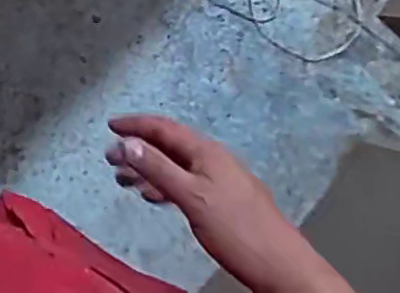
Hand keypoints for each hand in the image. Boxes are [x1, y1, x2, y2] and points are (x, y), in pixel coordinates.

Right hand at [106, 115, 351, 292]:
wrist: (289, 275)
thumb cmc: (239, 231)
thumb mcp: (192, 198)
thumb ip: (157, 168)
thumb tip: (126, 142)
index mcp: (206, 151)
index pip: (163, 127)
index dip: (134, 124)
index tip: (110, 126)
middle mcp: (214, 159)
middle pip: (168, 145)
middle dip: (138, 148)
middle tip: (111, 157)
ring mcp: (222, 181)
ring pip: (176, 166)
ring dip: (149, 169)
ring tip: (125, 179)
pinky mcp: (227, 202)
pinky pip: (186, 183)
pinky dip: (166, 185)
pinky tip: (156, 197)